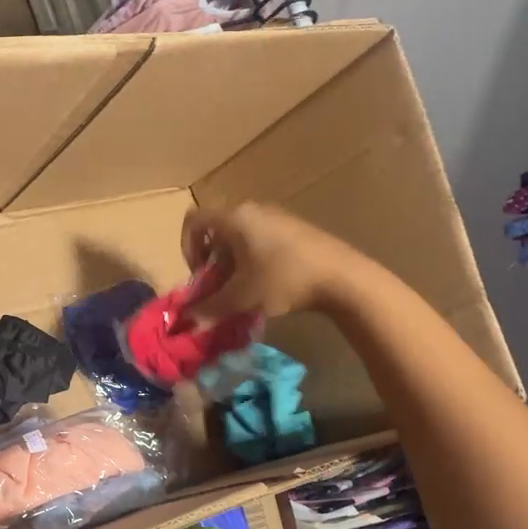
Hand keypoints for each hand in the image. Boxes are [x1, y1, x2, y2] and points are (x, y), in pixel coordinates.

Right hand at [181, 203, 375, 322]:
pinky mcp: (294, 228)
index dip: (186, 247)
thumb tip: (189, 319)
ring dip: (231, 264)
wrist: (341, 277)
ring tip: (242, 290)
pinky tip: (266, 285)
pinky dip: (251, 261)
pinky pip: (259, 240)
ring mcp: (276, 217)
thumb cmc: (282, 280)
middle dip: (210, 262)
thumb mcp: (239, 298)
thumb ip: (208, 308)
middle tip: (219, 288)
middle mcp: (253, 210)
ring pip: (238, 237)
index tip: (199, 274)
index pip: (193, 221)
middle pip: (216, 231)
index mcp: (235, 218)